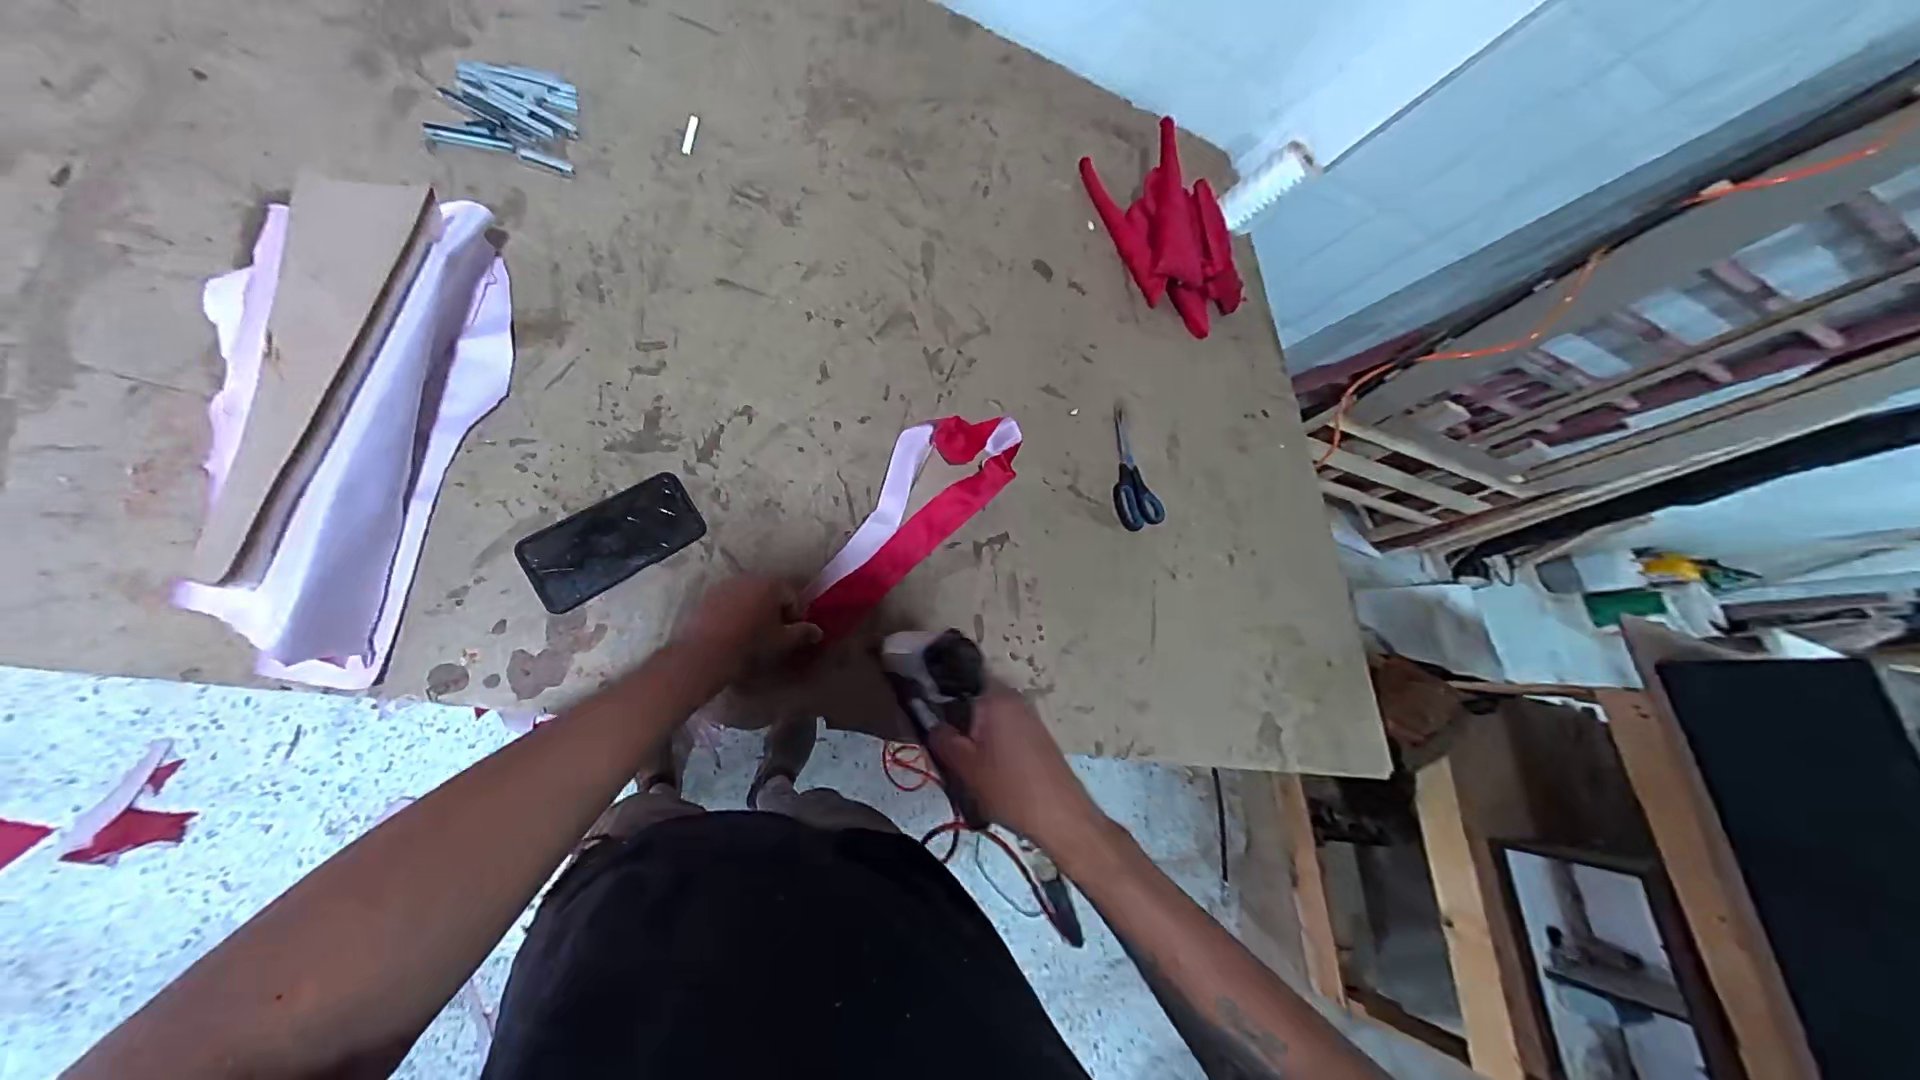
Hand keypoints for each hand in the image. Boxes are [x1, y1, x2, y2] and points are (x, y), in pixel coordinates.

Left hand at [673, 577, 821, 685]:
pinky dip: (734, 611)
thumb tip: (818, 631)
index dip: (795, 614)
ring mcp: (725, 585)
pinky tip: (731, 631)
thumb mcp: (782, 641)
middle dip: (774, 608)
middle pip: (769, 591)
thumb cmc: (751, 645)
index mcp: (771, 584)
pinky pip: (728, 600)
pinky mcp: (707, 596)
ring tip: (751, 632)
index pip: (792, 595)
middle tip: (772, 632)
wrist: (705, 654)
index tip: (789, 632)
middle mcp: (748, 578)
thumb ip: (803, 633)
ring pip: (748, 595)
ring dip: (753, 609)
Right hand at [927, 684, 1106, 854]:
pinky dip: (989, 744)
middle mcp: (1012, 697)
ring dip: (972, 735)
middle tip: (942, 747)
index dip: (935, 693)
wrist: (1061, 815)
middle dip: (955, 720)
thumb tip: (927, 718)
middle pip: (971, 699)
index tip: (922, 714)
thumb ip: (940, 736)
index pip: (955, 678)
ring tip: (963, 765)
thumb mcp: (963, 765)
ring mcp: (1027, 715)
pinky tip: (986, 770)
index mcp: (994, 696)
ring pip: (986, 717)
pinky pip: (1002, 729)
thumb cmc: (1009, 787)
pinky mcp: (1035, 734)